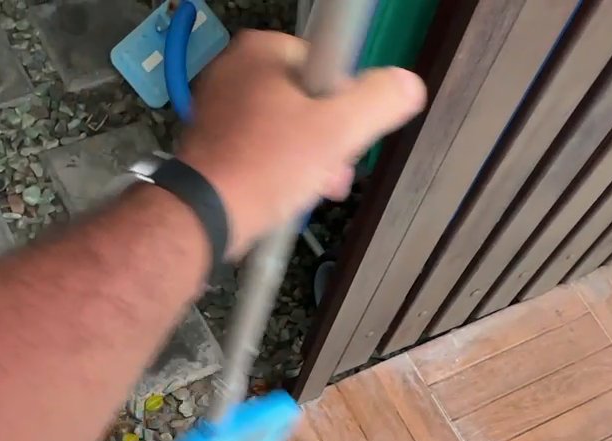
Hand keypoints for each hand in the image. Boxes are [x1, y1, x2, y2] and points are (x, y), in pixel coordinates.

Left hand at [174, 31, 427, 258]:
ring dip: (306, 162)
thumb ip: (378, 102)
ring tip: (310, 190)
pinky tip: (283, 196)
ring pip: (283, 130)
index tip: (348, 138)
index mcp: (262, 50)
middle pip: (306, 101)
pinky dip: (276, 172)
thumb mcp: (337, 132)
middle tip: (332, 174)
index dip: (346, 106)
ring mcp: (220, 109)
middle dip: (326, 142)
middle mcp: (235, 71)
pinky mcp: (212, 146)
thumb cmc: (262, 172)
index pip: (328, 65)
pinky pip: (258, 151)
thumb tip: (406, 86)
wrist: (205, 218)